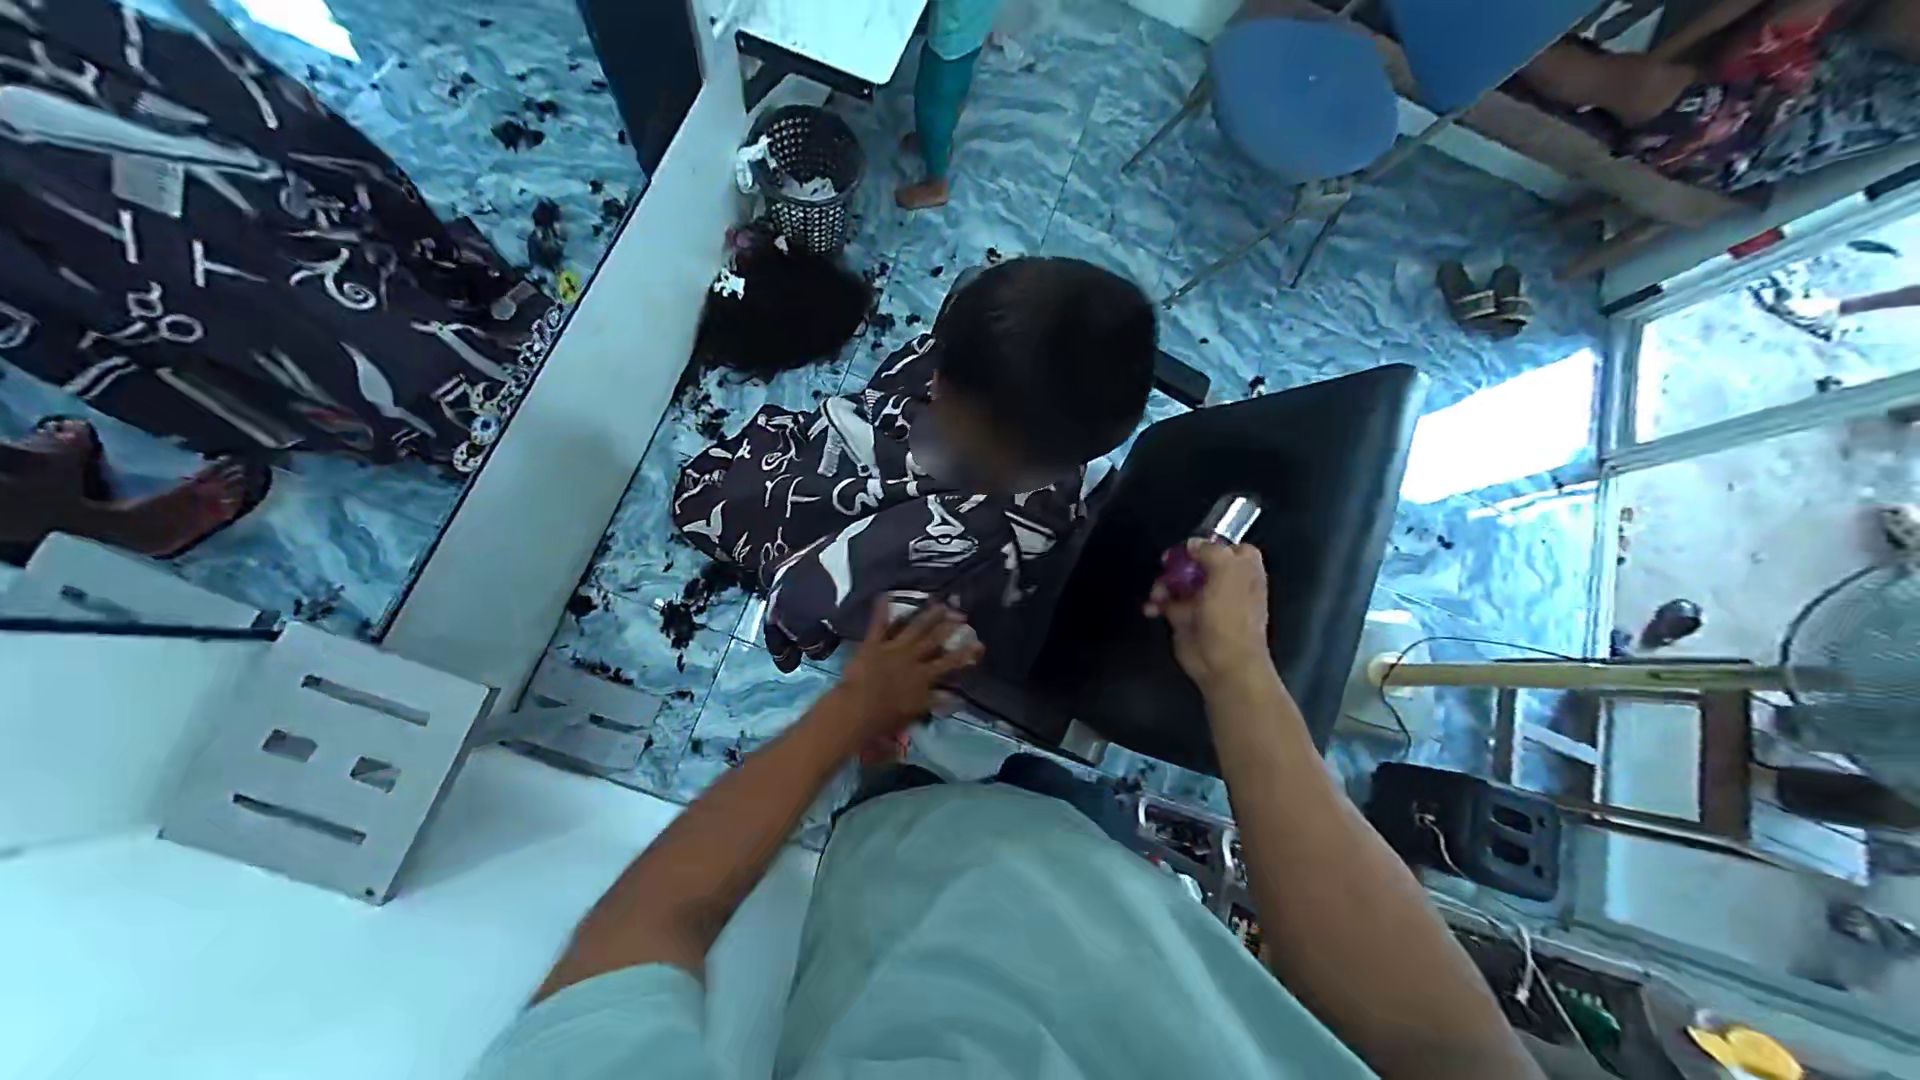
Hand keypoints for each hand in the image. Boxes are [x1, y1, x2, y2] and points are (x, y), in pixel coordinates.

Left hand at [829, 598, 983, 737]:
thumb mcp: (916, 710)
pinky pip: (878, 624)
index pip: (949, 663)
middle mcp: (912, 657)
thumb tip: (956, 696)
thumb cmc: (886, 717)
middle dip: (949, 627)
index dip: (965, 653)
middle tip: (962, 614)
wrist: (858, 708)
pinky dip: (881, 609)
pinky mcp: (873, 644)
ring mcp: (892, 647)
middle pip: (934, 639)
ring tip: (941, 603)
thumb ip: (935, 700)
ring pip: (914, 627)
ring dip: (928, 615)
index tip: (979, 644)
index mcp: (923, 676)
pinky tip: (885, 594)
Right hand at [1144, 540, 1272, 692]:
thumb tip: (1193, 543)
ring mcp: (1203, 601)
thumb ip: (1211, 551)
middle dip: (1179, 563)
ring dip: (1163, 583)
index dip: (1213, 544)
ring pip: (1178, 581)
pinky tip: (1152, 608)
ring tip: (1157, 594)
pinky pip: (1165, 602)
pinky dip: (1156, 603)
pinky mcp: (1184, 618)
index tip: (1194, 546)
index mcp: (1243, 571)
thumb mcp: (1227, 574)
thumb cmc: (1231, 617)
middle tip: (1167, 563)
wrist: (1222, 663)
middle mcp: (1224, 584)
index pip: (1232, 548)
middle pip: (1197, 562)